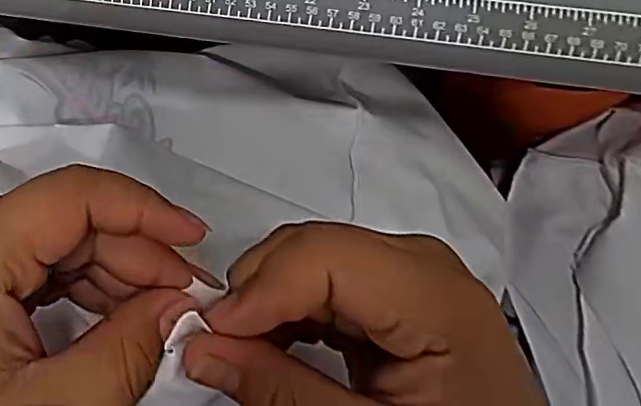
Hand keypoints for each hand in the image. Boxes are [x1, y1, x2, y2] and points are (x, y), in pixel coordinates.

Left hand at [0, 165, 213, 405]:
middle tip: (189, 295)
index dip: (145, 209)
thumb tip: (176, 307)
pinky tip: (117, 317)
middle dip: (136, 254)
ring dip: (114, 274)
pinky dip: (82, 289)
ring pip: (60, 241)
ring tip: (160, 313)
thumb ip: (124, 352)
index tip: (195, 236)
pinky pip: (37, 263)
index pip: (79, 193)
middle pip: (72, 218)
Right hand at [181, 222, 542, 405]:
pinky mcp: (397, 289)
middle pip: (309, 248)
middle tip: (217, 342)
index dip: (259, 289)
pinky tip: (275, 342)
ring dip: (268, 301)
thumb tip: (206, 351)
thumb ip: (283, 391)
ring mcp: (411, 272)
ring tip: (244, 348)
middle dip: (256, 292)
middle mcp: (423, 265)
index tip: (214, 329)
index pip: (320, 256)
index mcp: (434, 295)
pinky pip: (325, 277)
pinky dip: (292, 309)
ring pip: (308, 258)